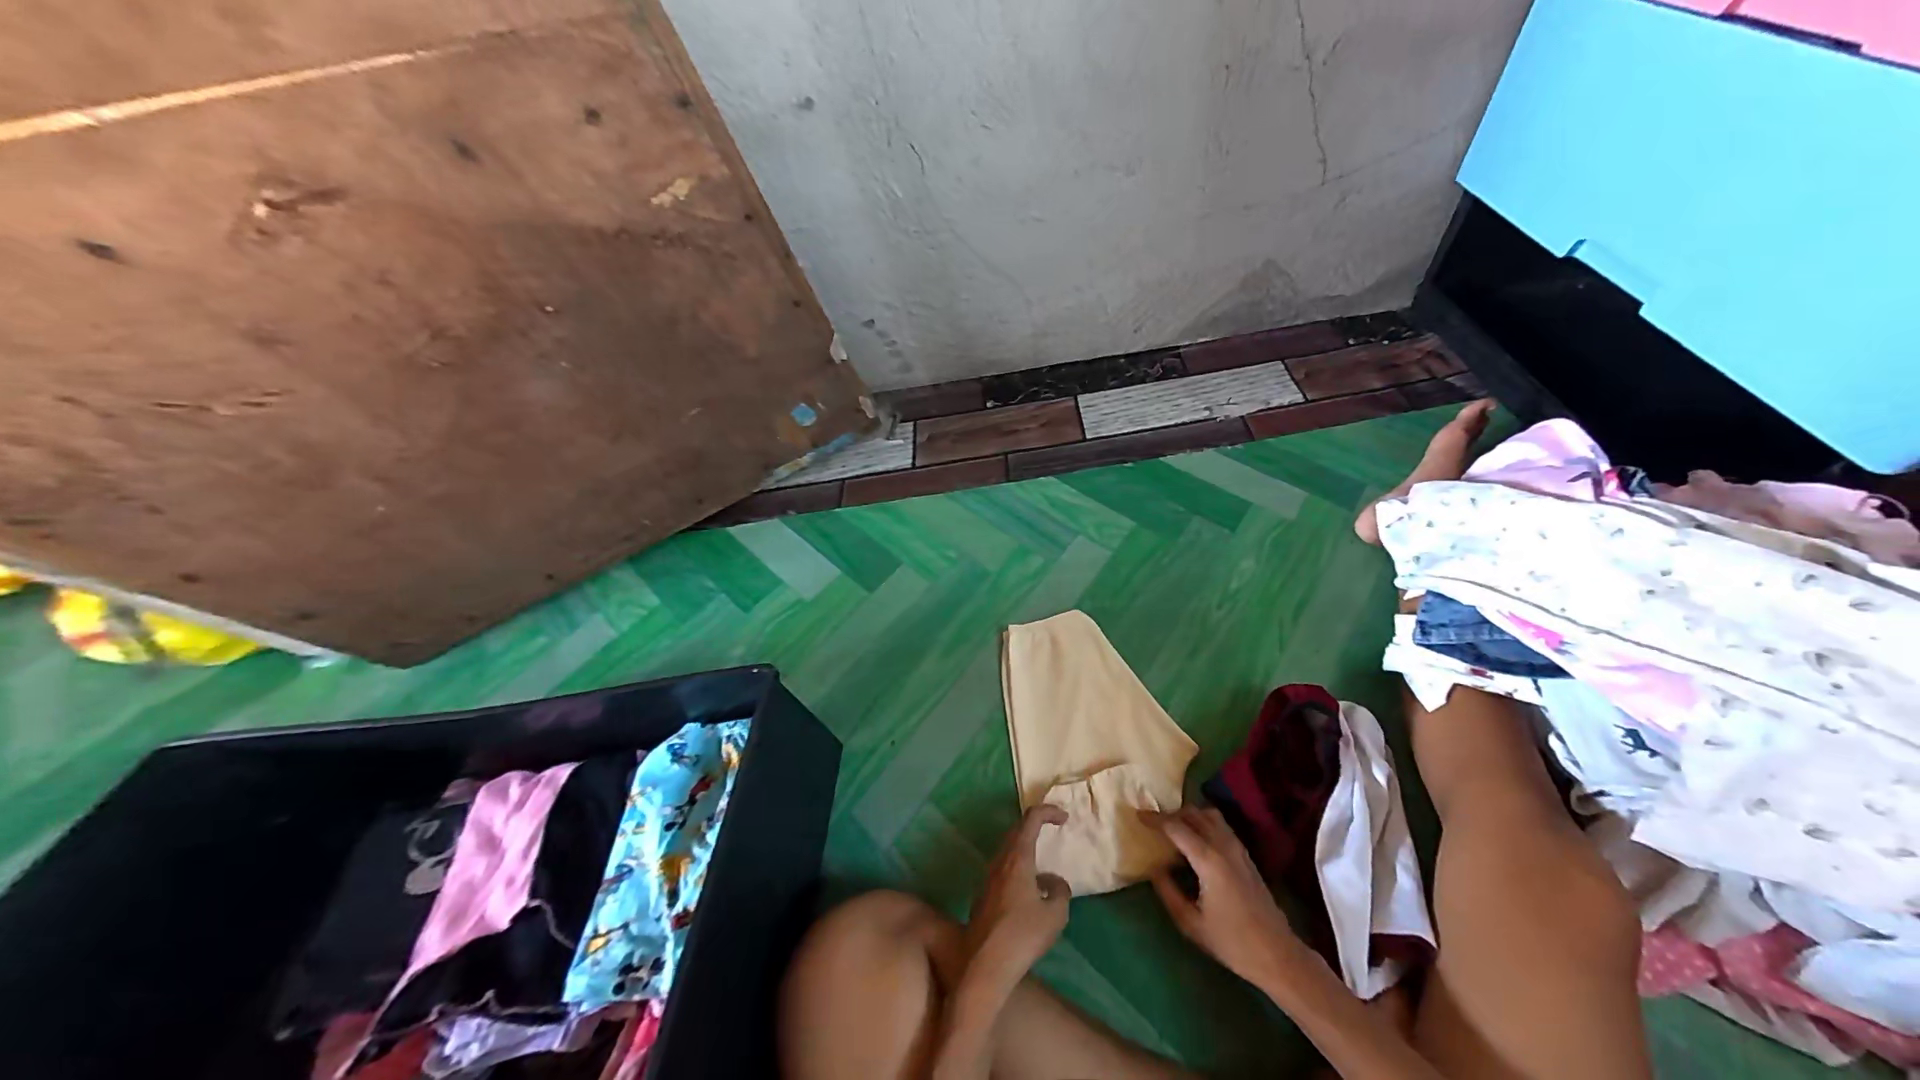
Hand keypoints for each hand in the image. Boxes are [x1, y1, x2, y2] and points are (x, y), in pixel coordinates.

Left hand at [963, 804, 1070, 986]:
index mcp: (1017, 859)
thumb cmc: (1023, 935)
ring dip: (1026, 847)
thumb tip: (1052, 881)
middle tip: (1053, 828)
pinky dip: (1019, 867)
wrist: (984, 965)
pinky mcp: (983, 896)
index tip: (1064, 818)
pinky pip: (1003, 870)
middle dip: (1035, 825)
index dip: (1048, 812)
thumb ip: (1059, 891)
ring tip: (1044, 862)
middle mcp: (999, 862)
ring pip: (1008, 851)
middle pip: (1016, 831)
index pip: (1030, 820)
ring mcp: (988, 879)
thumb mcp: (1055, 914)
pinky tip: (1030, 891)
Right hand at [1150, 806, 1317, 990]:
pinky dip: (1204, 824)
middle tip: (1154, 824)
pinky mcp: (1246, 857)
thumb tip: (1154, 868)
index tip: (1137, 815)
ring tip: (1173, 830)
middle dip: (1171, 814)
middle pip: (1195, 814)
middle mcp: (1225, 847)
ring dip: (1189, 815)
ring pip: (1211, 816)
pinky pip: (1221, 827)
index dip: (1155, 819)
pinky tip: (1195, 842)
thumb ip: (1168, 892)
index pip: (1177, 828)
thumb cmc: (1232, 943)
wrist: (1278, 955)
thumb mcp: (1191, 923)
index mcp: (1209, 861)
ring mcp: (1239, 850)